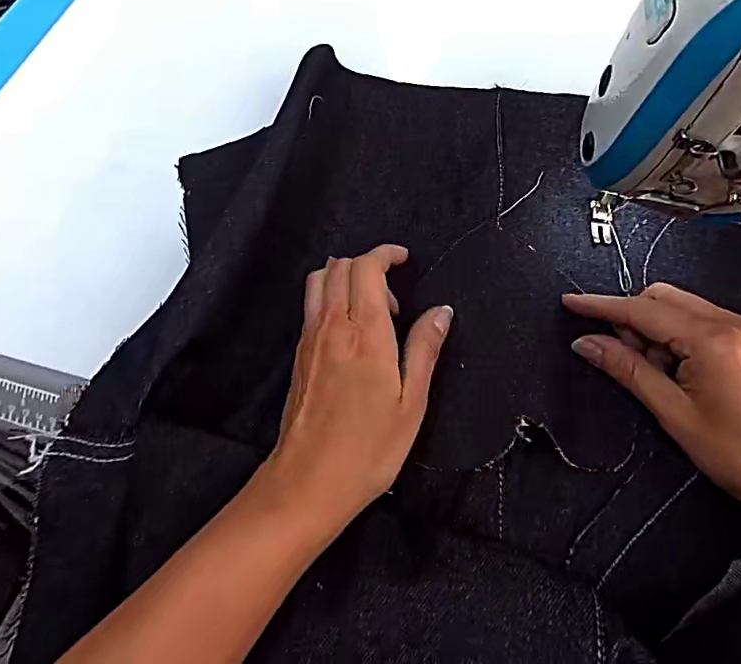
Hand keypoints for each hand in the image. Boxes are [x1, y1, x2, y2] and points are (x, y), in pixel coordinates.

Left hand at [256, 245, 452, 530]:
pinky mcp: (298, 354)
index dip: (386, 253)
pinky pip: (312, 304)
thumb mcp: (412, 402)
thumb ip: (425, 348)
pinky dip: (332, 297)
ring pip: (320, 280)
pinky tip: (352, 333)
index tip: (404, 259)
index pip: (365, 267)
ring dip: (347, 277)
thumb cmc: (367, 448)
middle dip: (369, 264)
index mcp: (364, 332)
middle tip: (395, 298)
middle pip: (341, 265)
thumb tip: (442, 311)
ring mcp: (309, 338)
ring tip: (372, 310)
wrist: (305, 486)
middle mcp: (332, 325)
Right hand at [564, 284, 740, 537]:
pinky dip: (683, 337)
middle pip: (664, 299)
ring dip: (658, 330)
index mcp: (715, 339)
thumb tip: (589, 344)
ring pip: (684, 308)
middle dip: (633, 320)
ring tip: (657, 375)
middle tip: (618, 355)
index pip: (643, 310)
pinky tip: (681, 372)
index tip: (573, 302)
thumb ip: (628, 370)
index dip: (602, 306)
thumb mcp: (675, 416)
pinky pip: (707, 321)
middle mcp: (736, 323)